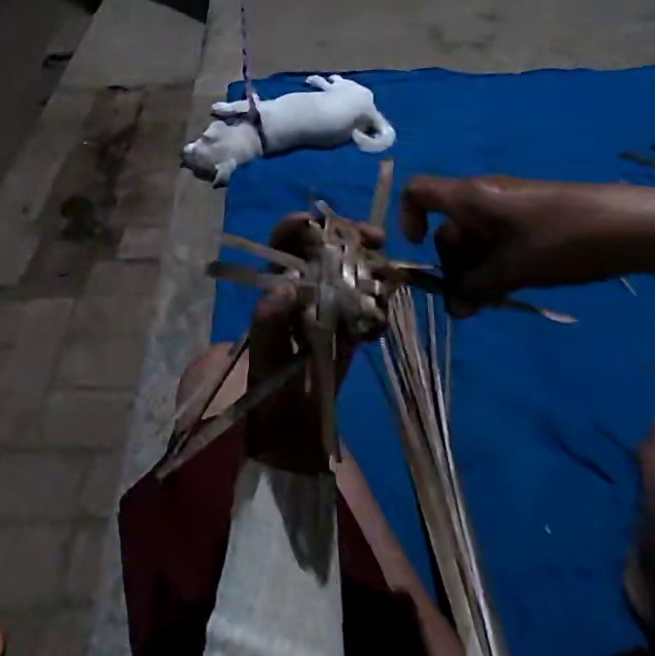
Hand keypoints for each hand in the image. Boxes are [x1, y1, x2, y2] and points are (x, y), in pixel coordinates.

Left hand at [244, 212, 383, 471]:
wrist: (294, 433)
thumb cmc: (271, 393)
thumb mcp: (265, 359)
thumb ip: (270, 324)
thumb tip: (288, 288)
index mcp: (277, 289)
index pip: (284, 245)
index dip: (298, 227)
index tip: (317, 221)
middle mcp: (304, 290)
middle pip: (326, 250)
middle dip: (350, 239)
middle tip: (376, 239)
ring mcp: (330, 306)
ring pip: (352, 272)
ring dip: (371, 271)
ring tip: (389, 281)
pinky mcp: (351, 327)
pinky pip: (369, 305)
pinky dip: (379, 309)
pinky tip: (377, 330)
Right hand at [398, 175, 654, 313]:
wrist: (633, 224)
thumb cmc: (562, 238)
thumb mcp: (512, 268)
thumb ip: (476, 287)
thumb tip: (452, 309)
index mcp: (471, 197)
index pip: (419, 192)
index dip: (409, 217)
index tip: (420, 248)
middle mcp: (484, 197)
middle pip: (448, 226)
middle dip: (451, 264)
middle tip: (469, 300)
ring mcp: (511, 207)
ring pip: (475, 239)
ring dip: (475, 270)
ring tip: (494, 299)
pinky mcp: (533, 219)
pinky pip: (499, 240)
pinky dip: (497, 264)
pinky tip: (515, 286)